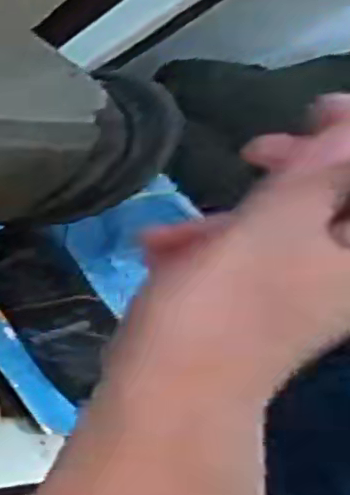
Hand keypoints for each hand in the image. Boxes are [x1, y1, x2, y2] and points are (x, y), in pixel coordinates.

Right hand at [118, 94, 349, 397]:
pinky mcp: (256, 307)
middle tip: (250, 150)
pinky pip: (247, 260)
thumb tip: (349, 126)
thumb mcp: (262, 231)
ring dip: (232, 216)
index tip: (314, 108)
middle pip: (337, 201)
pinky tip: (163, 250)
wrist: (170, 386)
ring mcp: (305, 290)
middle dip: (295, 172)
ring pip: (284, 229)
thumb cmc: (221, 309)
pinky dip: (210, 248)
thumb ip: (311, 174)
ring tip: (170, 225)